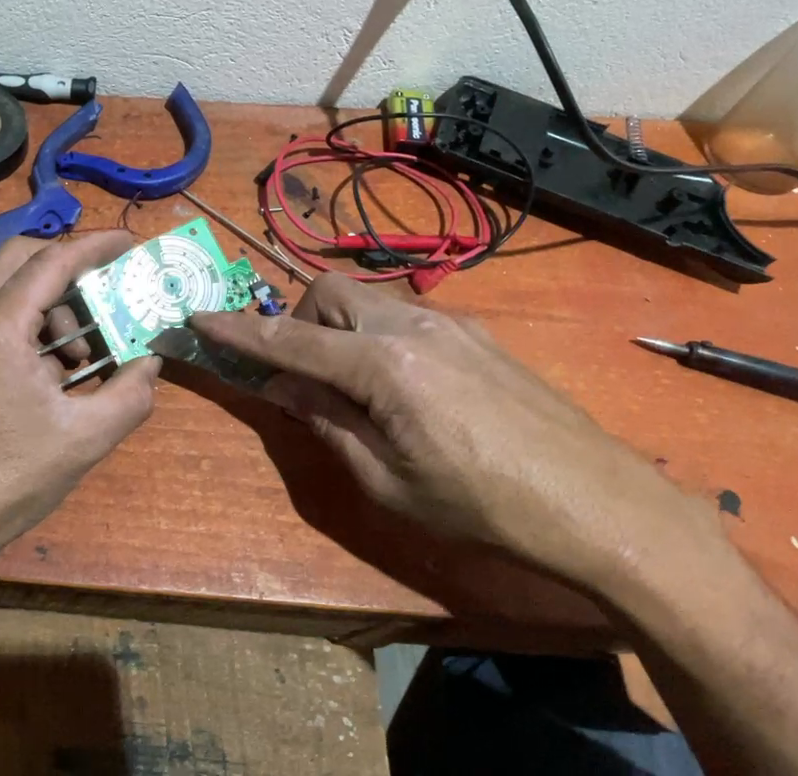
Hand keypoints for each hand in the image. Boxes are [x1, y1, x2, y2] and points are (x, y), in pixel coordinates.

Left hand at [0, 232, 160, 640]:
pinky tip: (56, 373)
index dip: (96, 246)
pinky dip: (30, 324)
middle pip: (20, 258)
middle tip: (105, 290)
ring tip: (83, 355)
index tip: (132, 242)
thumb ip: (131, 393)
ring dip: (50, 303)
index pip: (53, 261)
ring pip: (6, 288)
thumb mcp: (87, 438)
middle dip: (67, 265)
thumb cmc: (13, 478)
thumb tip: (150, 362)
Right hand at [191, 274, 720, 592]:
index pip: (290, 337)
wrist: (600, 507)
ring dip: (338, 324)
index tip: (196, 316)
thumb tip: (282, 386)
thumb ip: (326, 422)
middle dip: (297, 319)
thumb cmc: (482, 507)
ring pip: (368, 297)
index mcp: (382, 365)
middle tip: (300, 374)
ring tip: (350, 382)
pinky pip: (405, 314)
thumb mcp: (387, 481)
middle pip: (328, 291)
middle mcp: (412, 325)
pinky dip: (376, 333)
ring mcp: (451, 324)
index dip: (238, 328)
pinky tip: (401, 384)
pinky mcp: (478, 335)